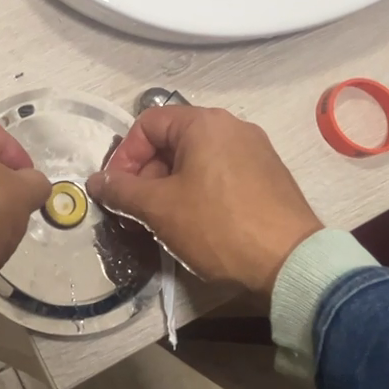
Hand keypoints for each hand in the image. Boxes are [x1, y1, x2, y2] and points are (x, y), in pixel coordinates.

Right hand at [85, 105, 320, 293]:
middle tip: (136, 210)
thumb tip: (96, 182)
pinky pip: (221, 174)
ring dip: (170, 187)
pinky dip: (199, 192)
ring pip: (196, 160)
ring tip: (163, 222)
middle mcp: (232, 127)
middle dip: (146, 175)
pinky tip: (195, 224)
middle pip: (172, 141)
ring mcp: (256, 151)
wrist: (293, 265)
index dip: (124, 156)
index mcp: (205, 123)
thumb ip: (121, 190)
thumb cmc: (218, 226)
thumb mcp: (159, 208)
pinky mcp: (269, 177)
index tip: (117, 190)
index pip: (147, 124)